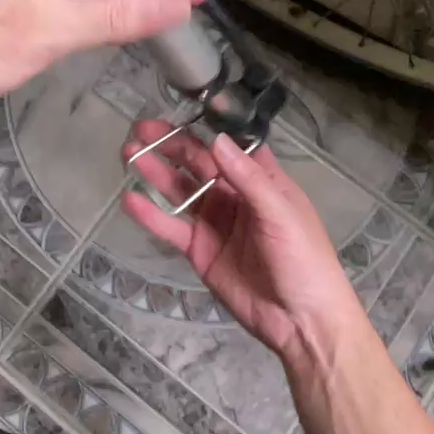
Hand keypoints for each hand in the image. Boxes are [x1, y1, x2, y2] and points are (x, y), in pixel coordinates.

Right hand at [120, 121, 362, 364]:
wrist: (302, 322)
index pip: (230, 145)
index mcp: (261, 181)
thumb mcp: (281, 213)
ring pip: (180, 191)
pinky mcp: (200, 250)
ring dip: (155, 172)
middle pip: (198, 163)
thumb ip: (248, 177)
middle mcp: (235, 195)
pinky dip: (151, 215)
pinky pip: (172, 227)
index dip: (205, 127)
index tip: (178, 110)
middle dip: (170, 145)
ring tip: (129, 154)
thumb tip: (216, 140)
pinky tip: (130, 200)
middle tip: (140, 130)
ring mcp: (215, 222)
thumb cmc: (304, 259)